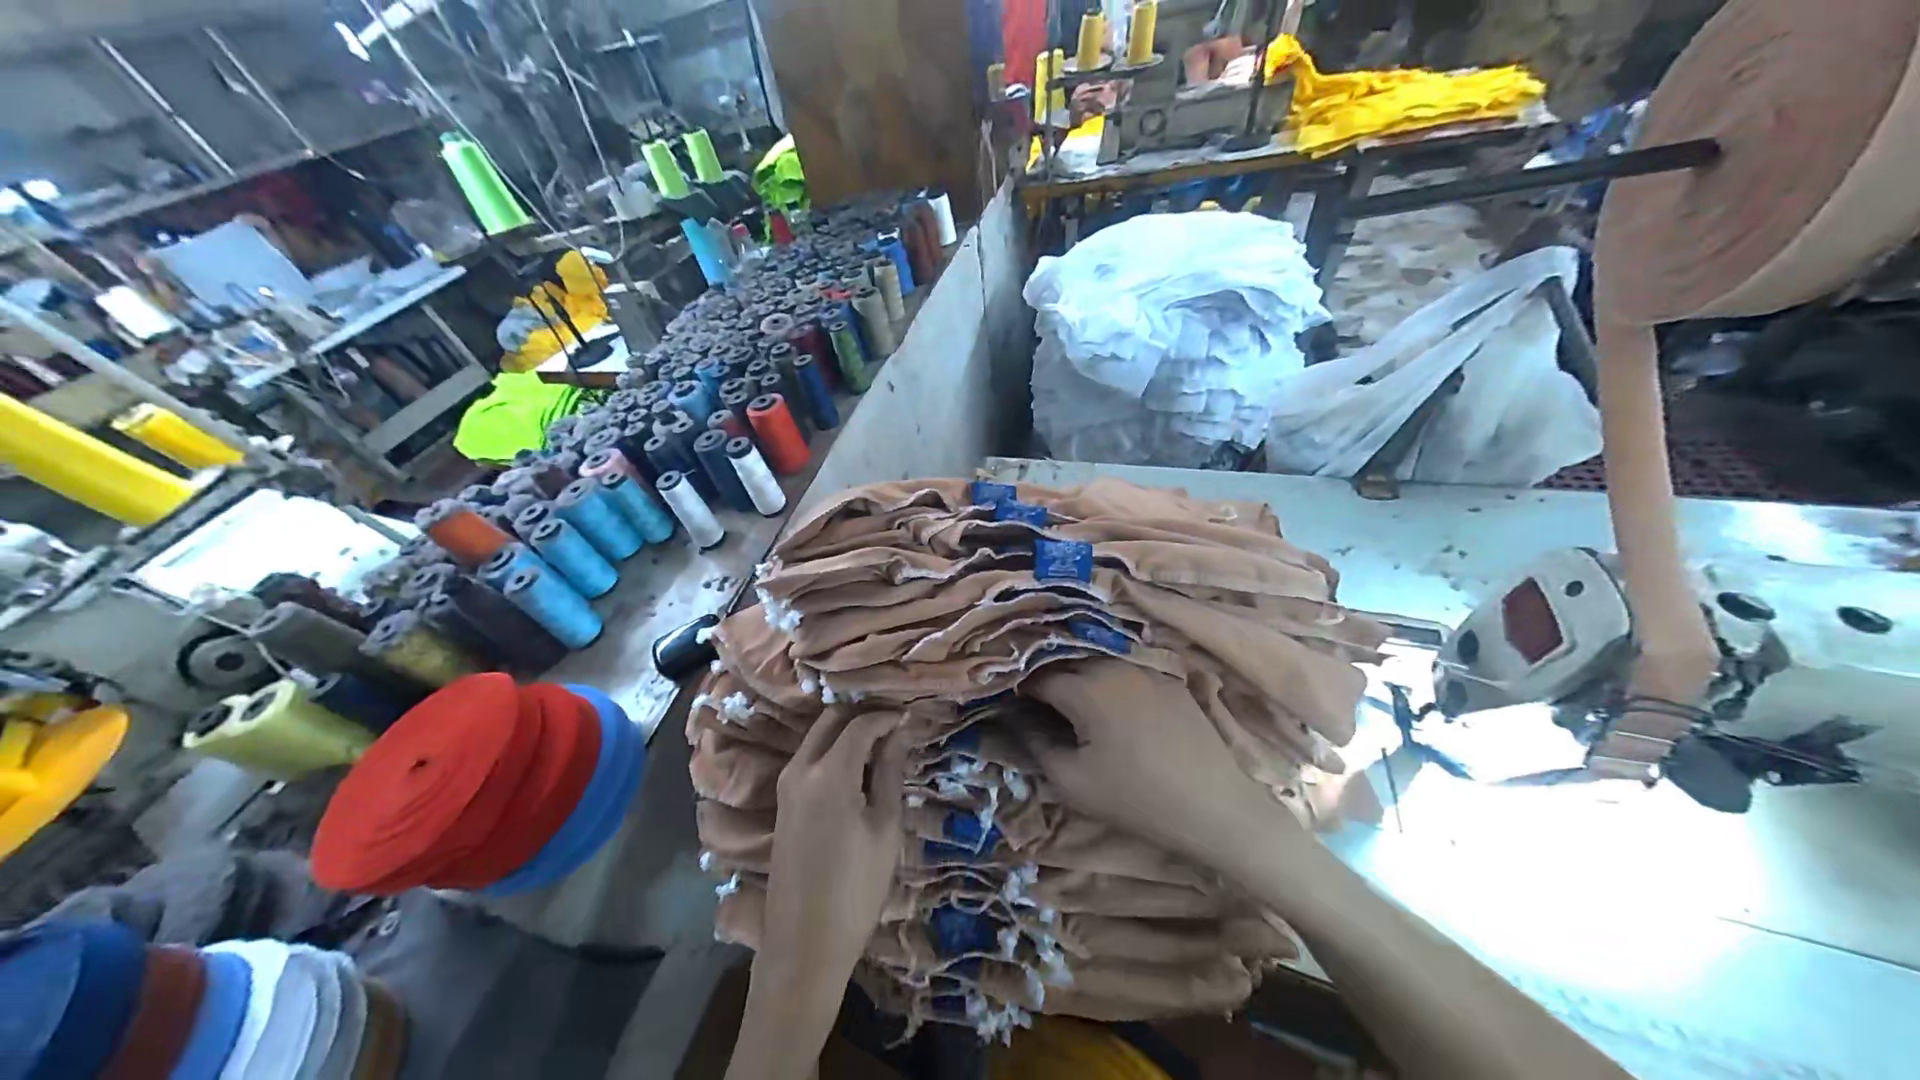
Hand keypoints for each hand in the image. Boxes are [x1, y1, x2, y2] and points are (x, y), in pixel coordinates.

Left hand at [728, 709, 908, 1079]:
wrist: (804, 945)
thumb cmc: (856, 888)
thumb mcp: (885, 827)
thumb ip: (890, 772)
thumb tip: (900, 733)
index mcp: (828, 773)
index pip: (860, 724)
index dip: (887, 717)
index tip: (910, 718)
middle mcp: (800, 769)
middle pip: (831, 720)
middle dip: (863, 716)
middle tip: (895, 727)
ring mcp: (786, 785)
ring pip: (817, 737)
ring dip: (847, 732)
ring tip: (882, 748)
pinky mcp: (782, 802)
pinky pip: (809, 759)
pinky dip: (833, 751)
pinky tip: (858, 770)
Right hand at [1023, 660, 1300, 876]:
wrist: (1215, 807)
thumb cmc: (1136, 798)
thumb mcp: (1072, 782)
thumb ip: (1035, 744)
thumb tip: (1015, 719)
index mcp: (1086, 688)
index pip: (1037, 677)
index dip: (1018, 689)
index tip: (1009, 703)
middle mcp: (1114, 666)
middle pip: (1067, 661)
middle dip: (1047, 677)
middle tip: (1037, 703)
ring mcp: (1146, 668)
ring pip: (1097, 661)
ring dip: (1078, 675)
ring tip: (1071, 702)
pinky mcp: (1170, 679)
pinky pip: (1126, 669)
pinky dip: (1108, 679)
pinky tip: (1110, 704)